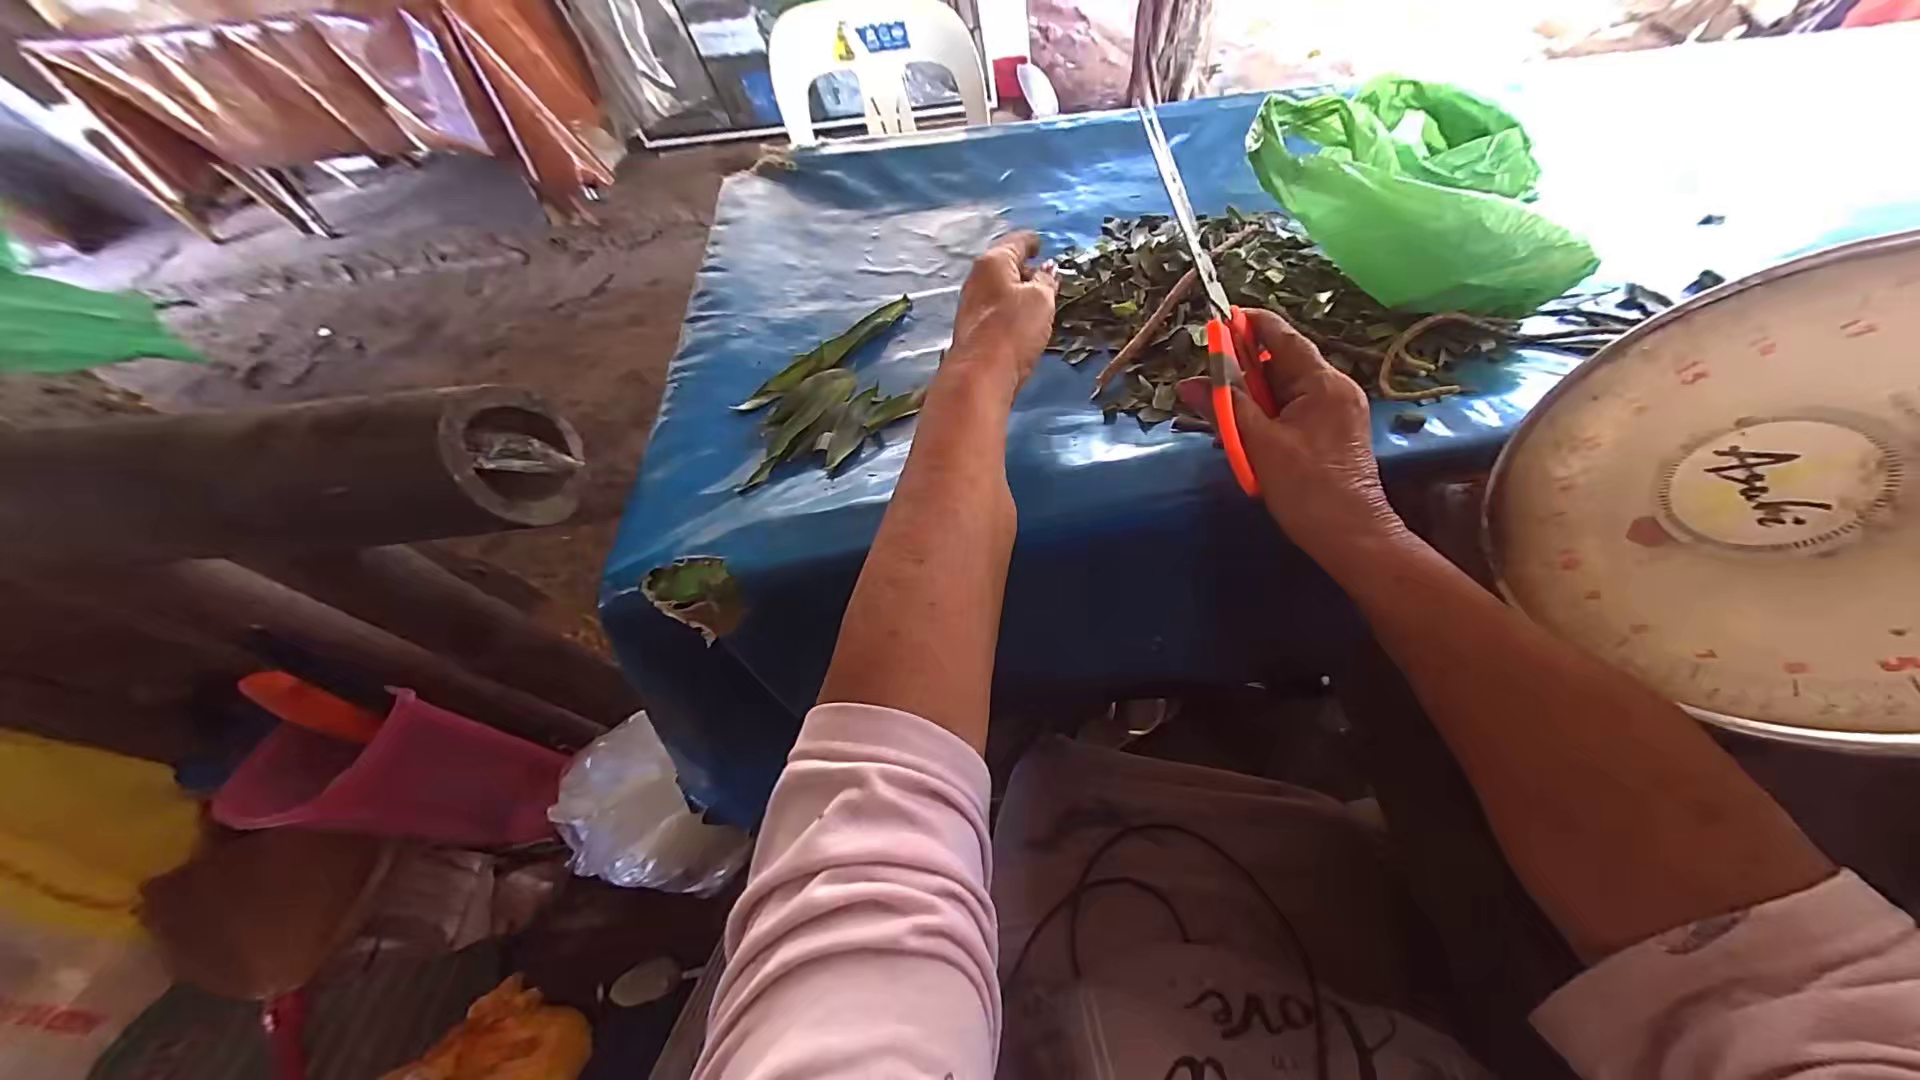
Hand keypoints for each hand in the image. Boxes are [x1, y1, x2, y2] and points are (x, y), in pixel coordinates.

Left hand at [945, 231, 1057, 396]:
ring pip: (998, 291)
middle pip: (1004, 268)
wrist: (981, 375)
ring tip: (1037, 301)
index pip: (1016, 243)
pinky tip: (1021, 322)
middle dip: (1024, 270)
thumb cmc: (1014, 328)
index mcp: (993, 262)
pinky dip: (1009, 311)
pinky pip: (995, 312)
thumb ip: (1046, 281)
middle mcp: (976, 280)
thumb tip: (1045, 270)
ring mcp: (970, 307)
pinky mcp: (971, 332)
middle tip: (1044, 276)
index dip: (1032, 242)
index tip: (1041, 245)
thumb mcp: (1041, 299)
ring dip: (1017, 293)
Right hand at [1180, 308, 1405, 557]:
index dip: (1251, 325)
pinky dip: (1264, 414)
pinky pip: (1289, 411)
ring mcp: (1334, 412)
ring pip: (1283, 390)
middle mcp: (1334, 389)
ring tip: (1221, 410)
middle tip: (1208, 374)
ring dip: (1250, 395)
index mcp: (1322, 384)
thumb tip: (1189, 382)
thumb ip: (1225, 407)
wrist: (1348, 534)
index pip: (1283, 339)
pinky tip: (1244, 431)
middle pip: (1281, 364)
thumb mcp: (1258, 444)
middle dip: (1244, 366)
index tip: (1220, 317)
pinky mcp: (1329, 433)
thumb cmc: (1305, 487)